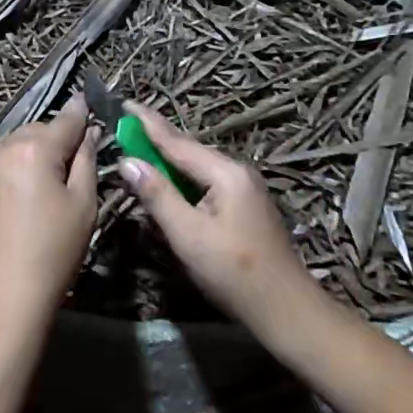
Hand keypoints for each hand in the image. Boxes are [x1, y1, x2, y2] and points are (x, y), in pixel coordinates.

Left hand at [0, 96, 98, 331]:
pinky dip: (3, 181)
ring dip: (25, 159)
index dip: (79, 111)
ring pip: (8, 153)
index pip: (64, 120)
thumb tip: (85, 132)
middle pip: (33, 133)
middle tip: (68, 165)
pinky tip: (10, 212)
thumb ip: (85, 162)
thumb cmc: (51, 255)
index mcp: (34, 150)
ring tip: (37, 191)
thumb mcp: (83, 208)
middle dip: (51, 140)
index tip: (85, 100)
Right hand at [118, 103, 319, 331]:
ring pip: (197, 165)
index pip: (177, 141)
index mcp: (225, 173)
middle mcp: (237, 171)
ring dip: (168, 158)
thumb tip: (127, 162)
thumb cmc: (234, 273)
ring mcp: (244, 187)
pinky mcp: (244, 204)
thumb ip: (157, 195)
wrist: (287, 310)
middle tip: (125, 125)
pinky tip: (168, 180)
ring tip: (139, 147)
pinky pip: (205, 179)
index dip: (147, 122)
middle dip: (156, 137)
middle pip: (188, 149)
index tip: (125, 102)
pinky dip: (182, 176)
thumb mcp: (188, 235)